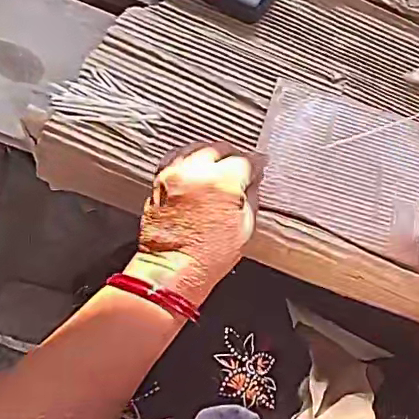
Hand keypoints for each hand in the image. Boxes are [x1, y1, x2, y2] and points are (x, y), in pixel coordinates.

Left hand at [134, 142, 262, 303]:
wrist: (173, 270)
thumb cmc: (208, 256)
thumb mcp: (246, 226)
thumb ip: (250, 197)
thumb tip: (251, 183)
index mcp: (223, 181)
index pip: (247, 160)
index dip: (257, 163)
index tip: (260, 167)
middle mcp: (197, 172)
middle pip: (220, 148)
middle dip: (233, 157)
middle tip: (240, 168)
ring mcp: (175, 175)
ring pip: (196, 149)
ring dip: (210, 155)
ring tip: (217, 167)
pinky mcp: (159, 182)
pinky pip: (176, 159)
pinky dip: (188, 161)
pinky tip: (195, 170)